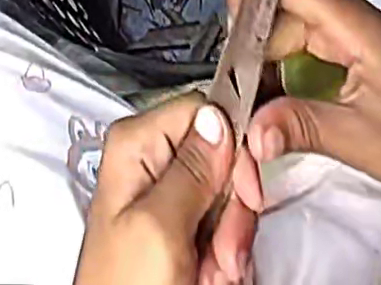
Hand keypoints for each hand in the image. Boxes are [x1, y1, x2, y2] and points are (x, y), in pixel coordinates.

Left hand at [74, 95, 257, 284]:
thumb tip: (218, 116)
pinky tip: (208, 277)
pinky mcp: (180, 226)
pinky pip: (223, 227)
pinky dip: (225, 258)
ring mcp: (166, 194)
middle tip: (219, 250)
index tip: (244, 192)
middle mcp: (150, 159)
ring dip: (230, 241)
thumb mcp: (159, 227)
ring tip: (209, 272)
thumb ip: (191, 170)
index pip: (201, 111)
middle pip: (219, 156)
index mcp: (136, 143)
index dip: (231, 147)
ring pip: (227, 196)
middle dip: (231, 209)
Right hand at [227, 0, 380, 197]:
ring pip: (275, 27)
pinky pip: (293, 43)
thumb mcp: (366, 140)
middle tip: (233, 99)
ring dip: (257, 62)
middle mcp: (334, 10)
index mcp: (341, 16)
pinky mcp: (342, 44)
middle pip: (265, 9)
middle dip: (243, 48)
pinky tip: (273, 102)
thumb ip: (300, 126)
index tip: (227, 51)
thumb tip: (247, 134)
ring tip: (249, 105)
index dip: (239, 1)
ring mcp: (338, 26)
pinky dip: (276, 69)